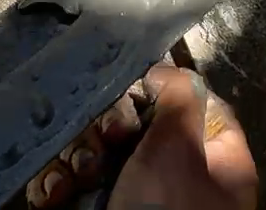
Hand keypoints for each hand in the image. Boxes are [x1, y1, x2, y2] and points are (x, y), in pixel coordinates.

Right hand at [28, 65, 257, 209]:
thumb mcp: (180, 147)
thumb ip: (178, 96)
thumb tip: (164, 69)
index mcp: (213, 157)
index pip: (189, 102)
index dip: (158, 90)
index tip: (133, 90)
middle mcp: (176, 176)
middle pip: (134, 123)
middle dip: (106, 126)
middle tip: (104, 140)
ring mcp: (136, 201)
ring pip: (97, 153)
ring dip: (76, 156)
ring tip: (74, 175)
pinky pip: (73, 187)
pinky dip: (57, 185)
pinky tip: (52, 193)